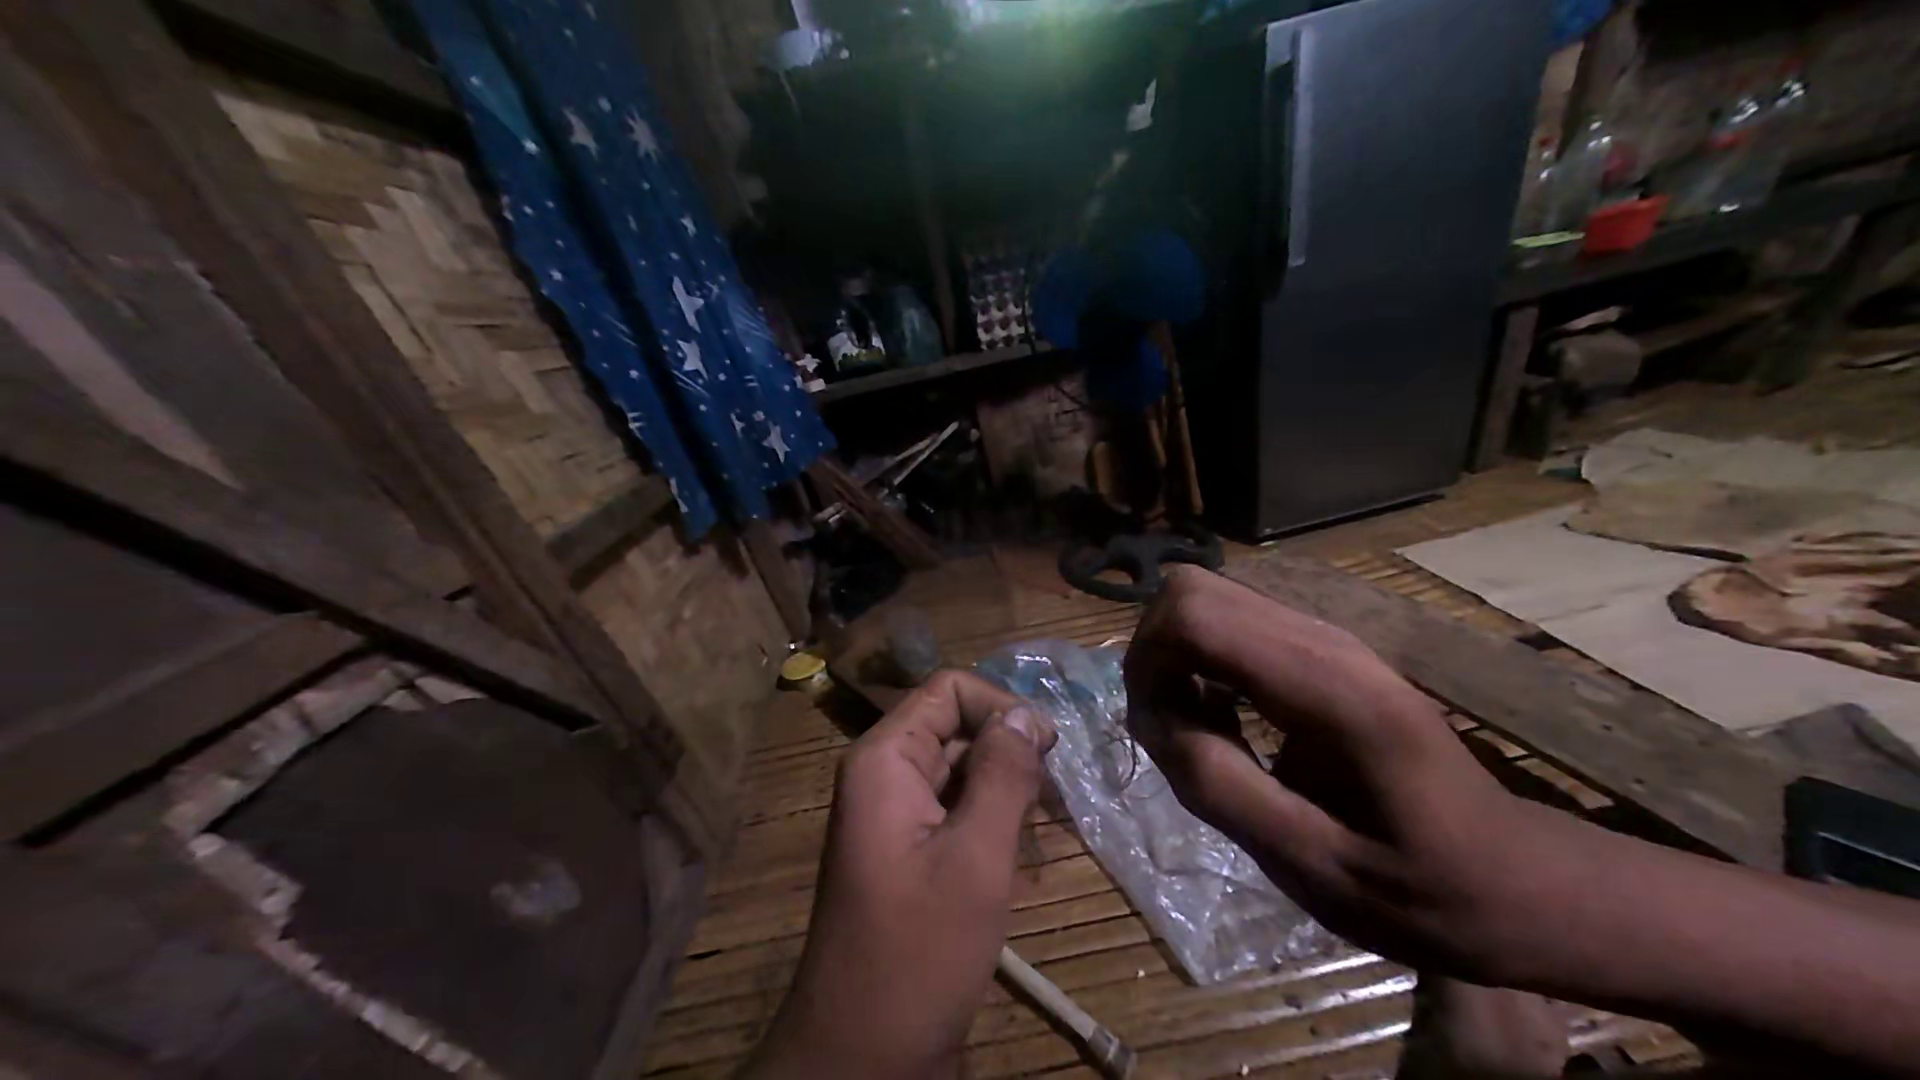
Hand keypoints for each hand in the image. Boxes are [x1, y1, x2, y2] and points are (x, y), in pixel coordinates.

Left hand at [742, 671, 1056, 1079]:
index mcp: (885, 759)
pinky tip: (1023, 854)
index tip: (1048, 748)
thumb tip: (1026, 714)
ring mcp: (896, 813)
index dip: (1001, 706)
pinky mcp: (910, 848)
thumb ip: (1003, 776)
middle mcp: (885, 774)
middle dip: (1010, 750)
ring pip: (962, 768)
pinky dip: (993, 819)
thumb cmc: (918, 952)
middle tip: (1056, 799)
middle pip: (957, 726)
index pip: (949, 690)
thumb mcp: (975, 858)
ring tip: (1047, 827)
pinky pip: (956, 808)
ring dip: (1007, 788)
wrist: (863, 1055)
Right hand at [1123, 566, 1558, 978]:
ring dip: (1175, 656)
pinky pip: (1230, 620)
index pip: (1195, 615)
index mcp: (1329, 689)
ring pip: (1205, 597)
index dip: (1149, 664)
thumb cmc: (1418, 888)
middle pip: (1190, 589)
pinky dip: (1200, 659)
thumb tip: (1153, 715)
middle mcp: (1323, 638)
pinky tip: (1222, 714)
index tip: (1158, 729)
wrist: (1512, 876)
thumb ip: (1220, 784)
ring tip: (1196, 728)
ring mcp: (1323, 635)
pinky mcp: (1319, 646)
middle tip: (1169, 728)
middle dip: (1154, 653)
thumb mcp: (1312, 866)